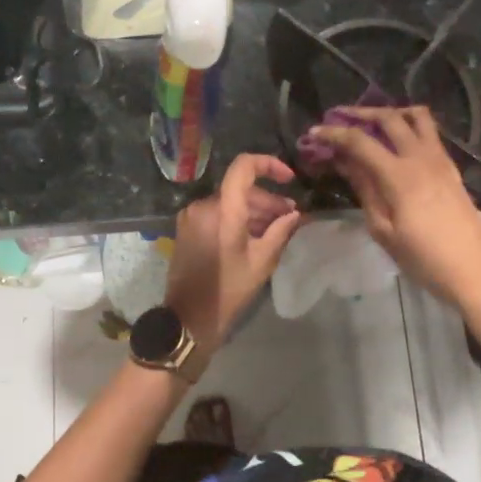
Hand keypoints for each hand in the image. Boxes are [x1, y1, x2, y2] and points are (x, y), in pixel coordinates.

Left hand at [163, 154, 304, 365]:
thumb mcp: (261, 262)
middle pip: (240, 189)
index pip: (243, 167)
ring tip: (276, 229)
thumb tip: (294, 214)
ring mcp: (191, 216)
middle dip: (267, 200)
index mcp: (223, 210)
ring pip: (228, 202)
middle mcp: (203, 205)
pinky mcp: (186, 228)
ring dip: (253, 211)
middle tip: (290, 217)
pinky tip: (253, 236)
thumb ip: (280, 231)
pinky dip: (236, 219)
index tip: (289, 179)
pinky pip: (216, 214)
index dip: (268, 164)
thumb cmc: (228, 290)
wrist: (188, 317)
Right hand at [309, 106, 480, 302]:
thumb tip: (345, 162)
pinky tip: (397, 141)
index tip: (314, 132)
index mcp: (399, 175)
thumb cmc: (423, 257)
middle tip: (339, 118)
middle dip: (360, 114)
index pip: (360, 141)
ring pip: (416, 117)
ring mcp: (440, 159)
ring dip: (390, 113)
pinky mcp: (451, 167)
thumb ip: (365, 190)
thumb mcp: (383, 230)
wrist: (474, 269)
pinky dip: (409, 126)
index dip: (334, 133)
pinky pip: (429, 133)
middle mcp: (420, 158)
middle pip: (389, 118)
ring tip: (372, 122)